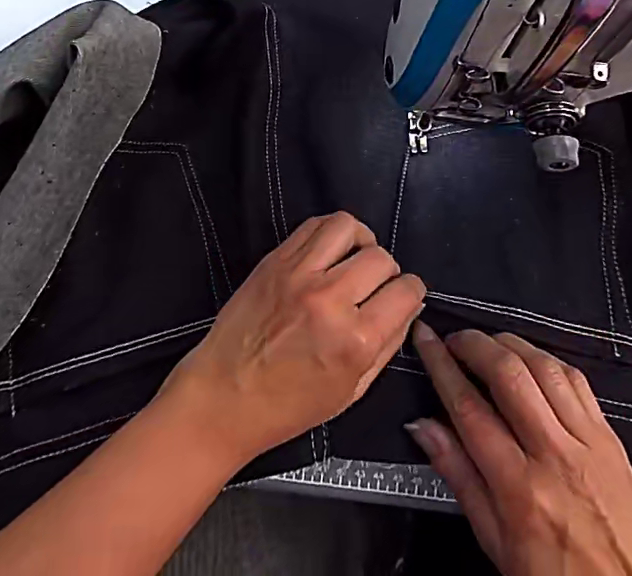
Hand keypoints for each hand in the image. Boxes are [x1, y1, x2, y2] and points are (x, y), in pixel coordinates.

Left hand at [160, 212, 425, 464]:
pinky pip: (316, 224)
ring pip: (349, 228)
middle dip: (387, 273)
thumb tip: (409, 305)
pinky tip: (330, 253)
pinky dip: (332, 233)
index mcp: (354, 341)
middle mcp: (330, 300)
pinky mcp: (275, 261)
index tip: (401, 299)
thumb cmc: (289, 407)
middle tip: (373, 288)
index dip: (410, 293)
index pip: (406, 291)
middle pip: (382, 258)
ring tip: (353, 260)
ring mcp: (299, 275)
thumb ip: (389, 343)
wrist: (221, 400)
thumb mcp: (353, 390)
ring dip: (361, 242)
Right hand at [407, 326, 631, 575]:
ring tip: (487, 342)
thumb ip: (459, 477)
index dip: (441, 366)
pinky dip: (547, 358)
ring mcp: (586, 439)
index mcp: (519, 490)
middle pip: (507, 374)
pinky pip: (576, 378)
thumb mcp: (495, 543)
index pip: (469, 408)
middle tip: (454, 338)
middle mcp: (554, 455)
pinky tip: (532, 358)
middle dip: (473, 343)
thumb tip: (425, 430)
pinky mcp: (608, 433)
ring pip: (542, 365)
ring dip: (508, 342)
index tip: (428, 342)